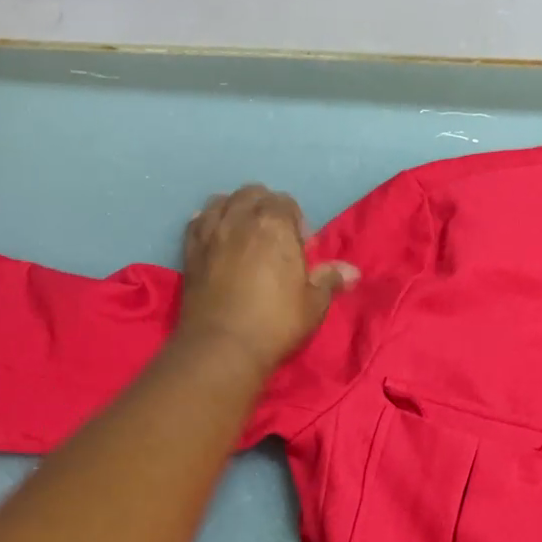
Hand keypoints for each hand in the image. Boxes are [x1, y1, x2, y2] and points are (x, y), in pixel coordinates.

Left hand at [173, 185, 357, 373]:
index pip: (286, 202)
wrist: (222, 347)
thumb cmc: (276, 322)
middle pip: (253, 194)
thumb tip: (352, 271)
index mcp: (275, 225)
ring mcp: (210, 233)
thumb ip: (330, 280)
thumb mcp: (314, 303)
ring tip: (245, 237)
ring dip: (236, 211)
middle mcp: (240, 219)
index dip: (297, 223)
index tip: (302, 250)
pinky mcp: (189, 251)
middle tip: (275, 240)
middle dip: (266, 209)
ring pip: (222, 201)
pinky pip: (198, 220)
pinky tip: (218, 240)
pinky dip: (210, 222)